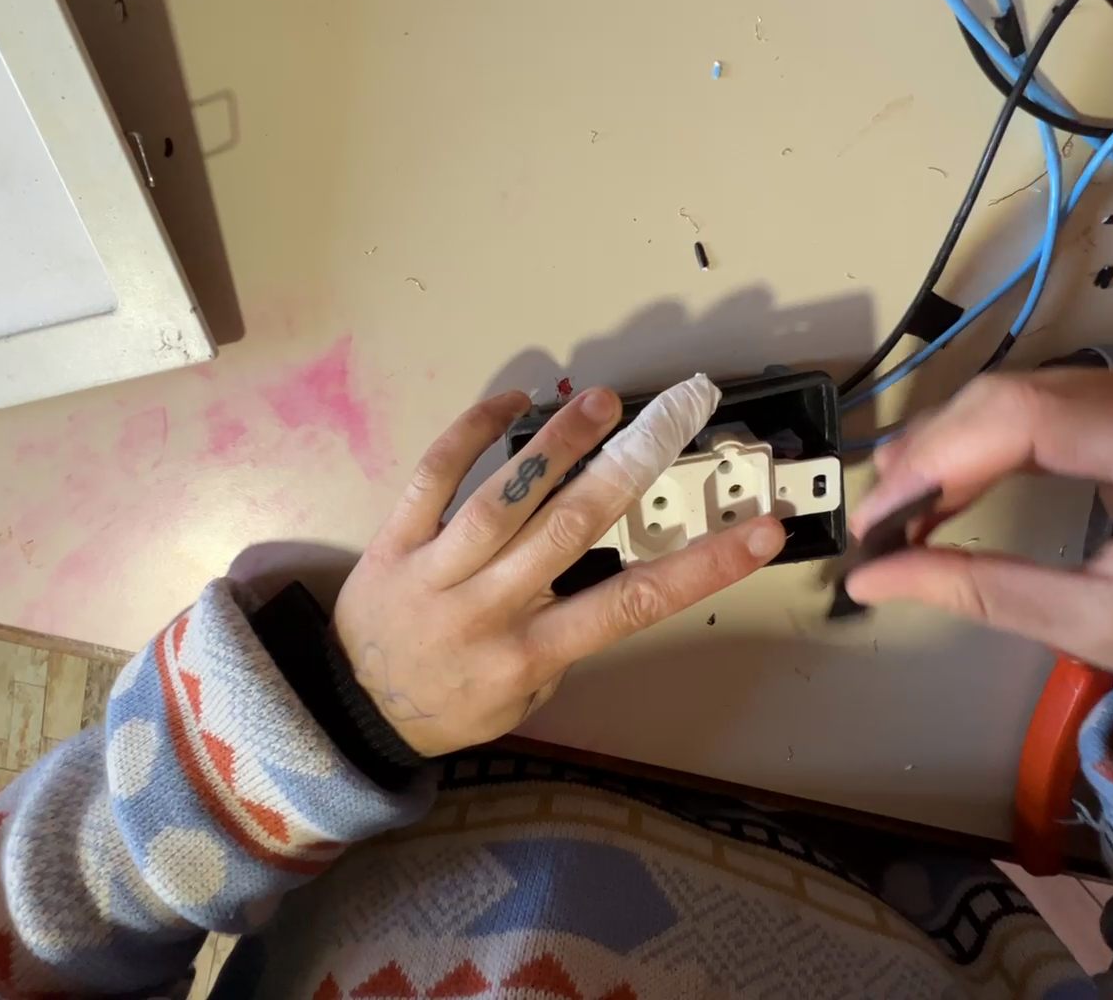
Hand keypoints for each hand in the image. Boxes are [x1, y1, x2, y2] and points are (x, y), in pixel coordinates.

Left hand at [333, 387, 786, 756]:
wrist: (352, 711)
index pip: (631, 607)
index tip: (760, 532)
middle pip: (569, 531)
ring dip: (557, 442)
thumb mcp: (524, 699)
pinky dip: (470, 435)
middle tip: (673, 419)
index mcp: (531, 654)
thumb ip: (562, 642)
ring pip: (503, 497)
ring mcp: (436, 569)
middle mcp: (488, 608)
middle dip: (629, 470)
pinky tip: (510, 402)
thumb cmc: (451, 706)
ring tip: (601, 401)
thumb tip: (595, 577)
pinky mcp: (394, 539)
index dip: (702, 568)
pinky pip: (432, 477)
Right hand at [846, 368, 1112, 771]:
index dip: (936, 457)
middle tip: (879, 519)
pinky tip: (948, 478)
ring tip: (900, 503)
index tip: (877, 518)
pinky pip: (1047, 405)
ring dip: (950, 446)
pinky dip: (986, 443)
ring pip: (1023, 393)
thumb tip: (866, 579)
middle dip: (933, 454)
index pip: (1032, 414)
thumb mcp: (1102, 630)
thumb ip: (978, 591)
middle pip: (1019, 394)